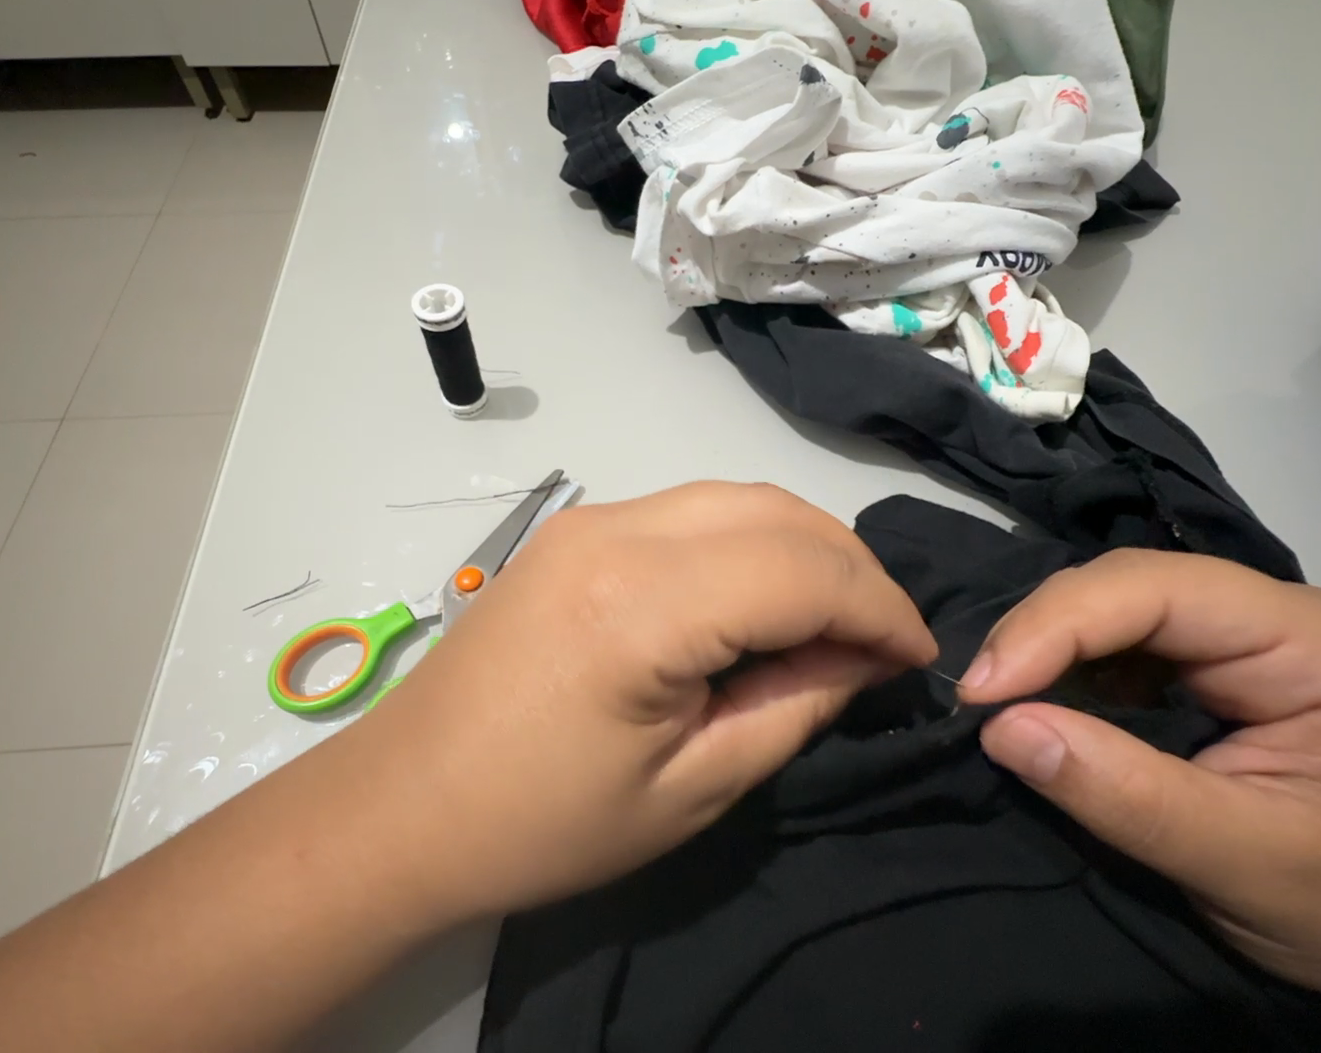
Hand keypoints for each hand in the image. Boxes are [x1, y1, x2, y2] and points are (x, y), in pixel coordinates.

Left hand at [353, 481, 937, 919]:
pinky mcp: (572, 532)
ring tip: (832, 620)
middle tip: (879, 639)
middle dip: (849, 567)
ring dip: (800, 548)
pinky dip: (747, 543)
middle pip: (775, 511)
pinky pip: (690, 512)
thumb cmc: (544, 821)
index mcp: (644, 603)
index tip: (915, 659)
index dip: (879, 608)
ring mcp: (587, 521)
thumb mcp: (692, 786)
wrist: (404, 806)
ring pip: (735, 498)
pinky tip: (759, 598)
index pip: (804, 570)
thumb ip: (793, 705)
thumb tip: (863, 657)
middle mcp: (616, 531)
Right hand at [958, 550, 1320, 1047]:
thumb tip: (1000, 730)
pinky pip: (1110, 648)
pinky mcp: (1201, 669)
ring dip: (1040, 652)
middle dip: (1038, 636)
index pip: (1156, 591)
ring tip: (996, 708)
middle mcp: (1265, 616)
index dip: (1055, 627)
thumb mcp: (1256, 867)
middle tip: (977, 704)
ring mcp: (1232, 638)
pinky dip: (1059, 674)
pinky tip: (1039, 708)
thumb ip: (1128, 796)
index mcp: (1308, 641)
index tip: (981, 695)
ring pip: (1105, 609)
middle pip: (1121, 586)